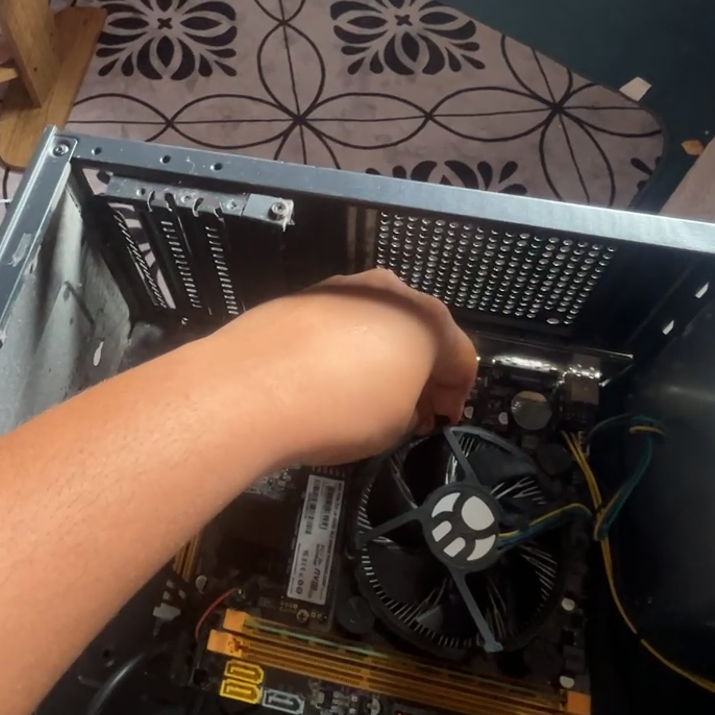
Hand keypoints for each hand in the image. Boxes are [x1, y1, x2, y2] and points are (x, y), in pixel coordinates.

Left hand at [208, 268, 477, 466]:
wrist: (252, 386)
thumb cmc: (342, 409)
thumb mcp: (396, 426)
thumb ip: (413, 408)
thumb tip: (403, 402)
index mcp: (427, 321)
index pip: (462, 358)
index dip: (455, 395)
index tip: (439, 420)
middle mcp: (391, 292)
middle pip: (420, 332)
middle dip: (420, 370)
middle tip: (409, 409)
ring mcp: (344, 288)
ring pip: (377, 322)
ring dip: (382, 355)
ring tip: (364, 394)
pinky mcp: (304, 295)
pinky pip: (339, 323)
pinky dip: (342, 347)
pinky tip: (325, 377)